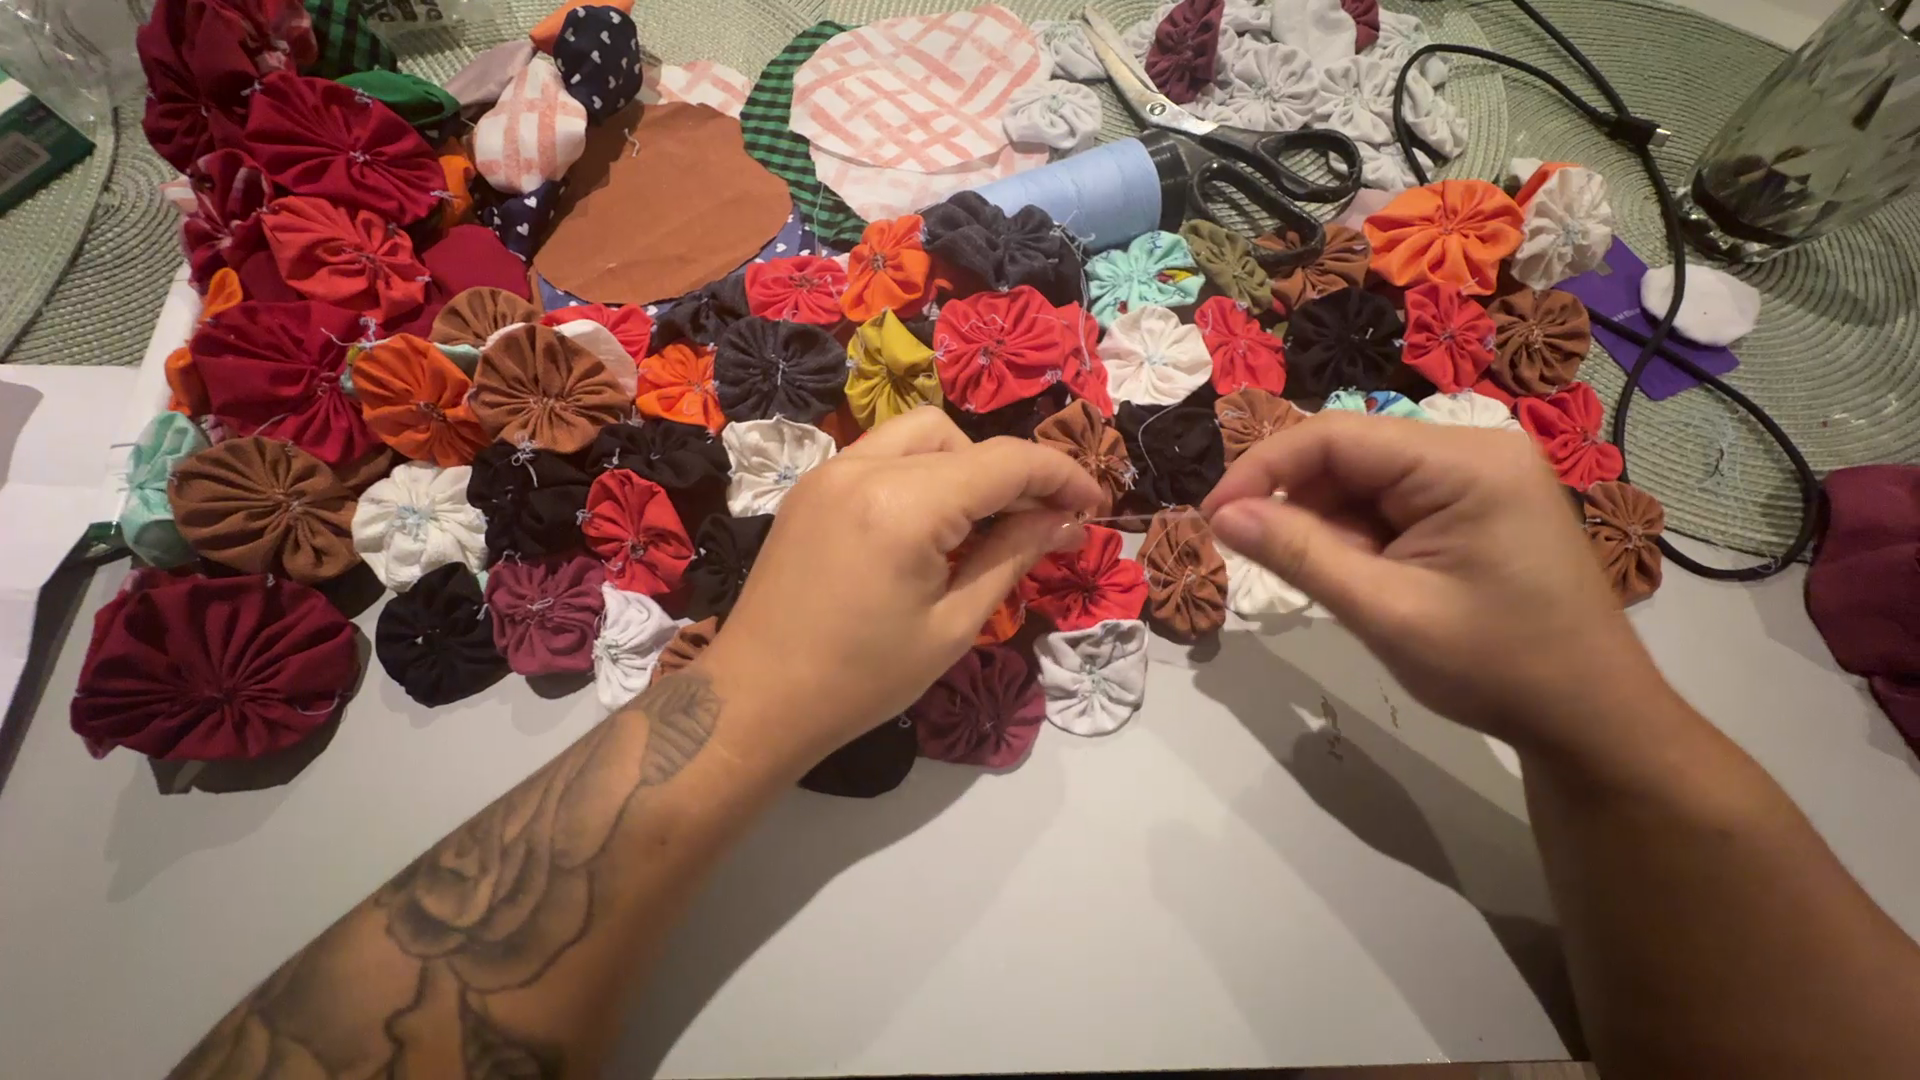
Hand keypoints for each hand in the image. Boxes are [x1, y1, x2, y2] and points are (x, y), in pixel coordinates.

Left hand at [699, 407, 1102, 768]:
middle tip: (1040, 522)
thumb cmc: (862, 680)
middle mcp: (864, 468)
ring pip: (920, 435)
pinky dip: (922, 472)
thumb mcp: (954, 625)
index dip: (1062, 476)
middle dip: (1013, 472)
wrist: (757, 700)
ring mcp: (830, 472)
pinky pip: (882, 455)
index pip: (1005, 462)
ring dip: (965, 464)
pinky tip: (930, 523)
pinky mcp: (811, 488)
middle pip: (964, 438)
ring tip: (982, 523)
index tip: (1094, 505)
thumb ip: (1013, 556)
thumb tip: (1066, 520)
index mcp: (904, 505)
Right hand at [1201, 412, 1662, 752]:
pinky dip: (1353, 539)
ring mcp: (1474, 478)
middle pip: (1346, 455)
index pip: (1334, 436)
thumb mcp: (1384, 611)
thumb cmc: (1496, 667)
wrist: (1590, 720)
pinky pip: (1385, 505)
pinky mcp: (1469, 506)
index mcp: (1465, 463)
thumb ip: (1298, 555)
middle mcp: (1472, 452)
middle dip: (1295, 505)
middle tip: (1263, 562)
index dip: (1261, 469)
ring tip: (1335, 586)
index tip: (1211, 517)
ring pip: (1359, 482)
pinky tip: (1362, 580)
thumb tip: (1220, 515)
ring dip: (1325, 528)